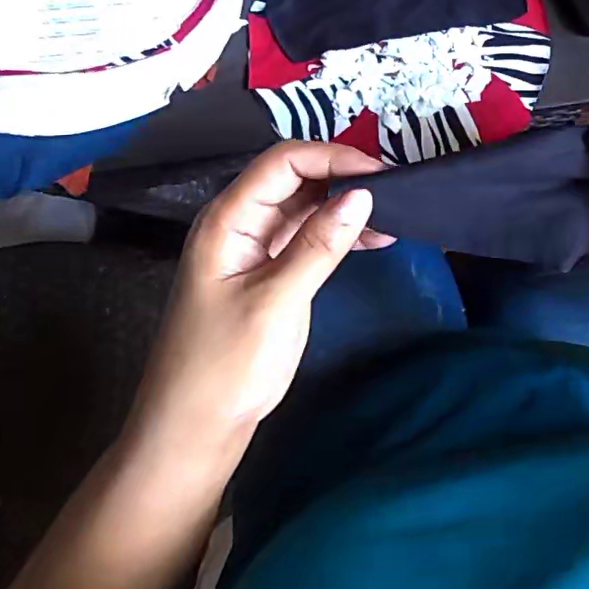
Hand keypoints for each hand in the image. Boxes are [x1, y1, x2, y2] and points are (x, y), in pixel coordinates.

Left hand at [122, 141, 389, 469]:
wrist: (194, 432)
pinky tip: (376, 238)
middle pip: (296, 177)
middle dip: (344, 175)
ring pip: (308, 204)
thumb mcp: (276, 302)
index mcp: (228, 220)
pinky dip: (343, 231)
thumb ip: (319, 244)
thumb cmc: (224, 367)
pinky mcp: (273, 267)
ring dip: (348, 204)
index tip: (379, 171)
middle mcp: (242, 221)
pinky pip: (311, 233)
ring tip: (393, 214)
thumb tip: (363, 193)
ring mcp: (258, 244)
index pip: (282, 163)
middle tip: (394, 189)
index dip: (331, 156)